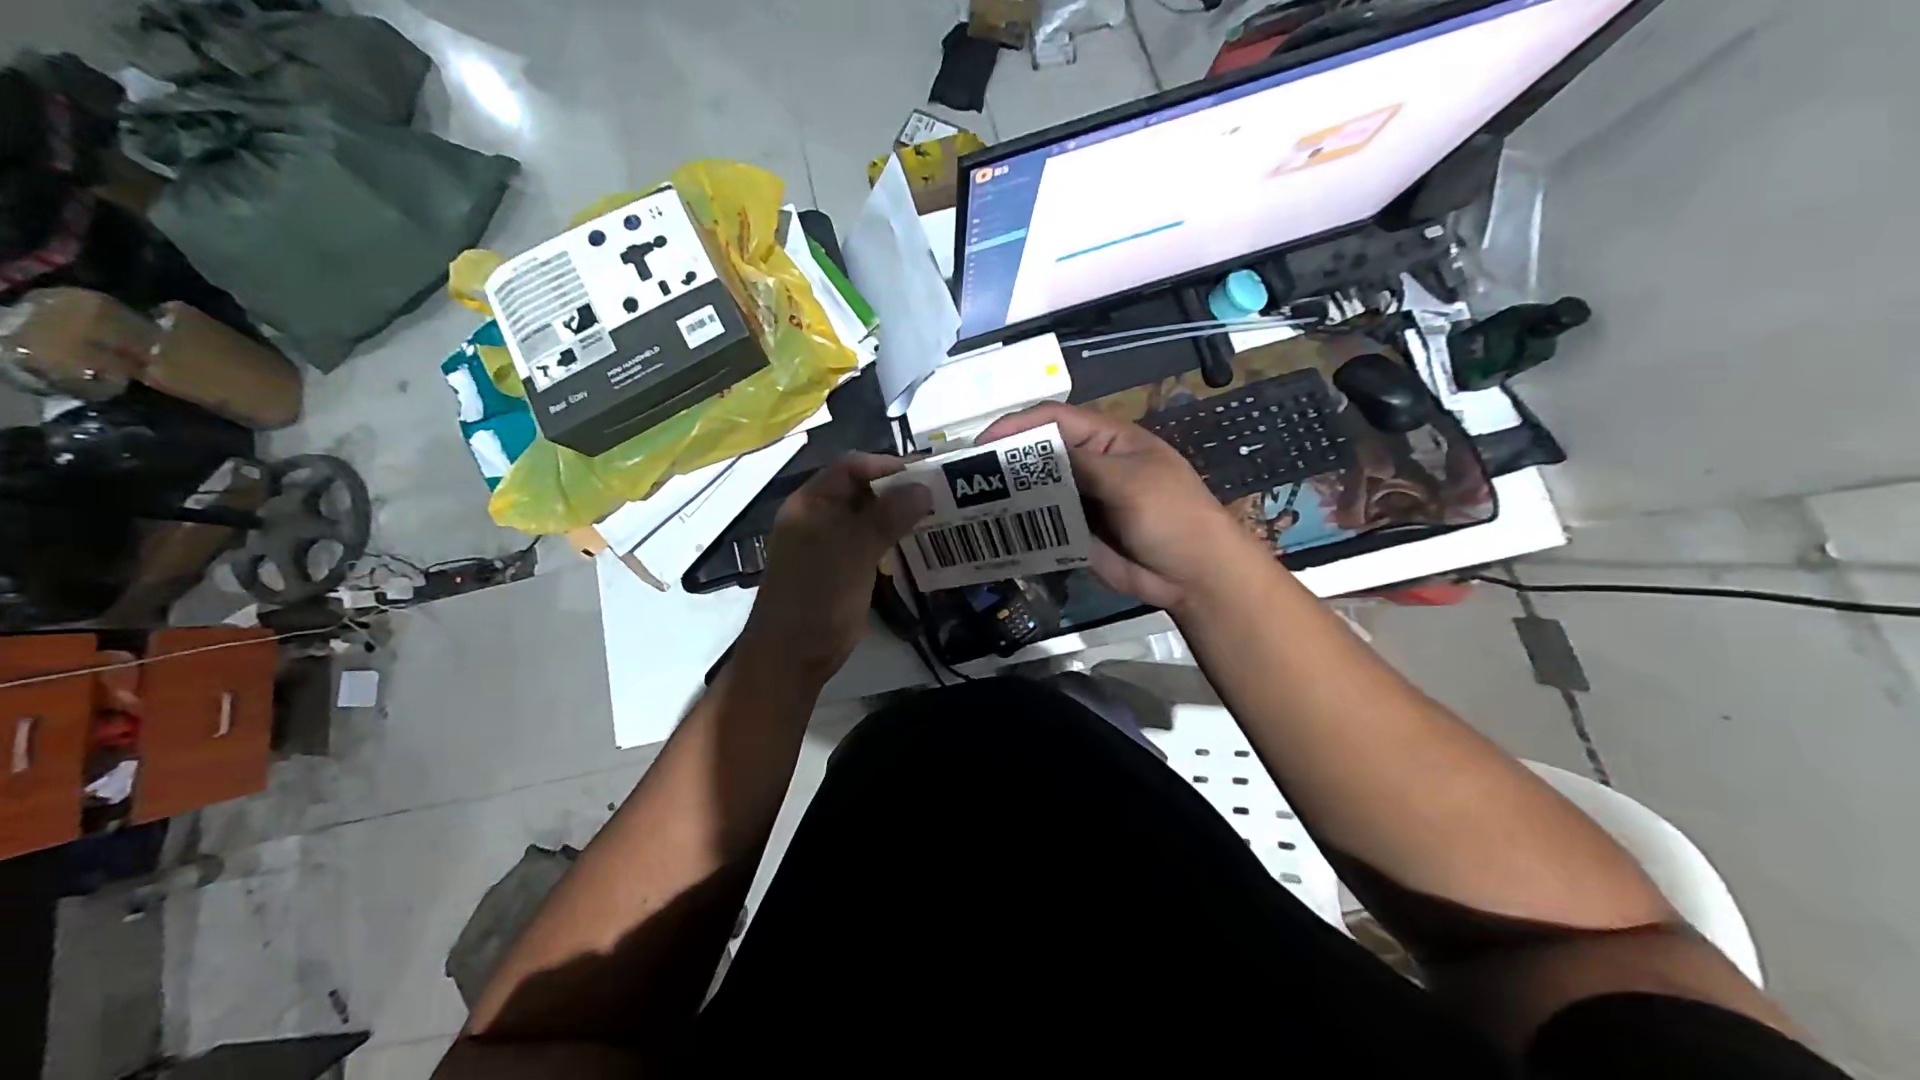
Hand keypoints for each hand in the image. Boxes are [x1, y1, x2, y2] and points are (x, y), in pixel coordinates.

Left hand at [735, 453, 932, 684]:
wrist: (793, 655)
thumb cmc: (818, 595)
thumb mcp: (854, 549)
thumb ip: (888, 515)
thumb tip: (923, 487)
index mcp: (809, 504)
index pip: (849, 467)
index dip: (885, 465)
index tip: (923, 474)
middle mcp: (816, 518)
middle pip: (860, 490)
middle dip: (896, 490)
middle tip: (936, 496)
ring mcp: (827, 545)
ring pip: (867, 518)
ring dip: (897, 515)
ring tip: (933, 517)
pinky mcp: (840, 569)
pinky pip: (868, 543)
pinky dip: (891, 538)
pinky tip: (915, 544)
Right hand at [977, 403, 1259, 609]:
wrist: (1195, 576)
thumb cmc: (1172, 516)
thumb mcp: (1130, 482)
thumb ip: (1081, 465)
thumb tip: (1031, 452)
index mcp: (1105, 440)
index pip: (1053, 419)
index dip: (1016, 426)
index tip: (980, 444)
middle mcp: (1088, 465)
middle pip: (1037, 455)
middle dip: (1004, 463)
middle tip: (964, 480)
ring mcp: (1081, 501)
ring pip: (1035, 492)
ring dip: (1007, 498)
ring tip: (968, 508)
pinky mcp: (1076, 534)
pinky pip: (1042, 525)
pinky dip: (1020, 528)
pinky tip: (994, 534)